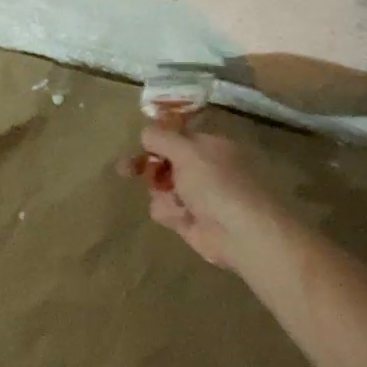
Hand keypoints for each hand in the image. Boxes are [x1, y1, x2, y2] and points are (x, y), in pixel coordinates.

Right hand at [120, 126, 275, 268]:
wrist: (240, 233)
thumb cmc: (217, 184)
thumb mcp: (187, 151)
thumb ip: (161, 137)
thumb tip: (145, 133)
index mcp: (210, 146)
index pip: (176, 136)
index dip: (155, 139)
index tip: (138, 144)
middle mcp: (203, 168)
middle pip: (164, 161)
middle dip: (147, 166)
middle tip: (126, 170)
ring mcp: (196, 194)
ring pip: (159, 186)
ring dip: (161, 193)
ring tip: (176, 202)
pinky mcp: (188, 219)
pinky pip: (164, 209)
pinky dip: (169, 212)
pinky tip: (182, 217)